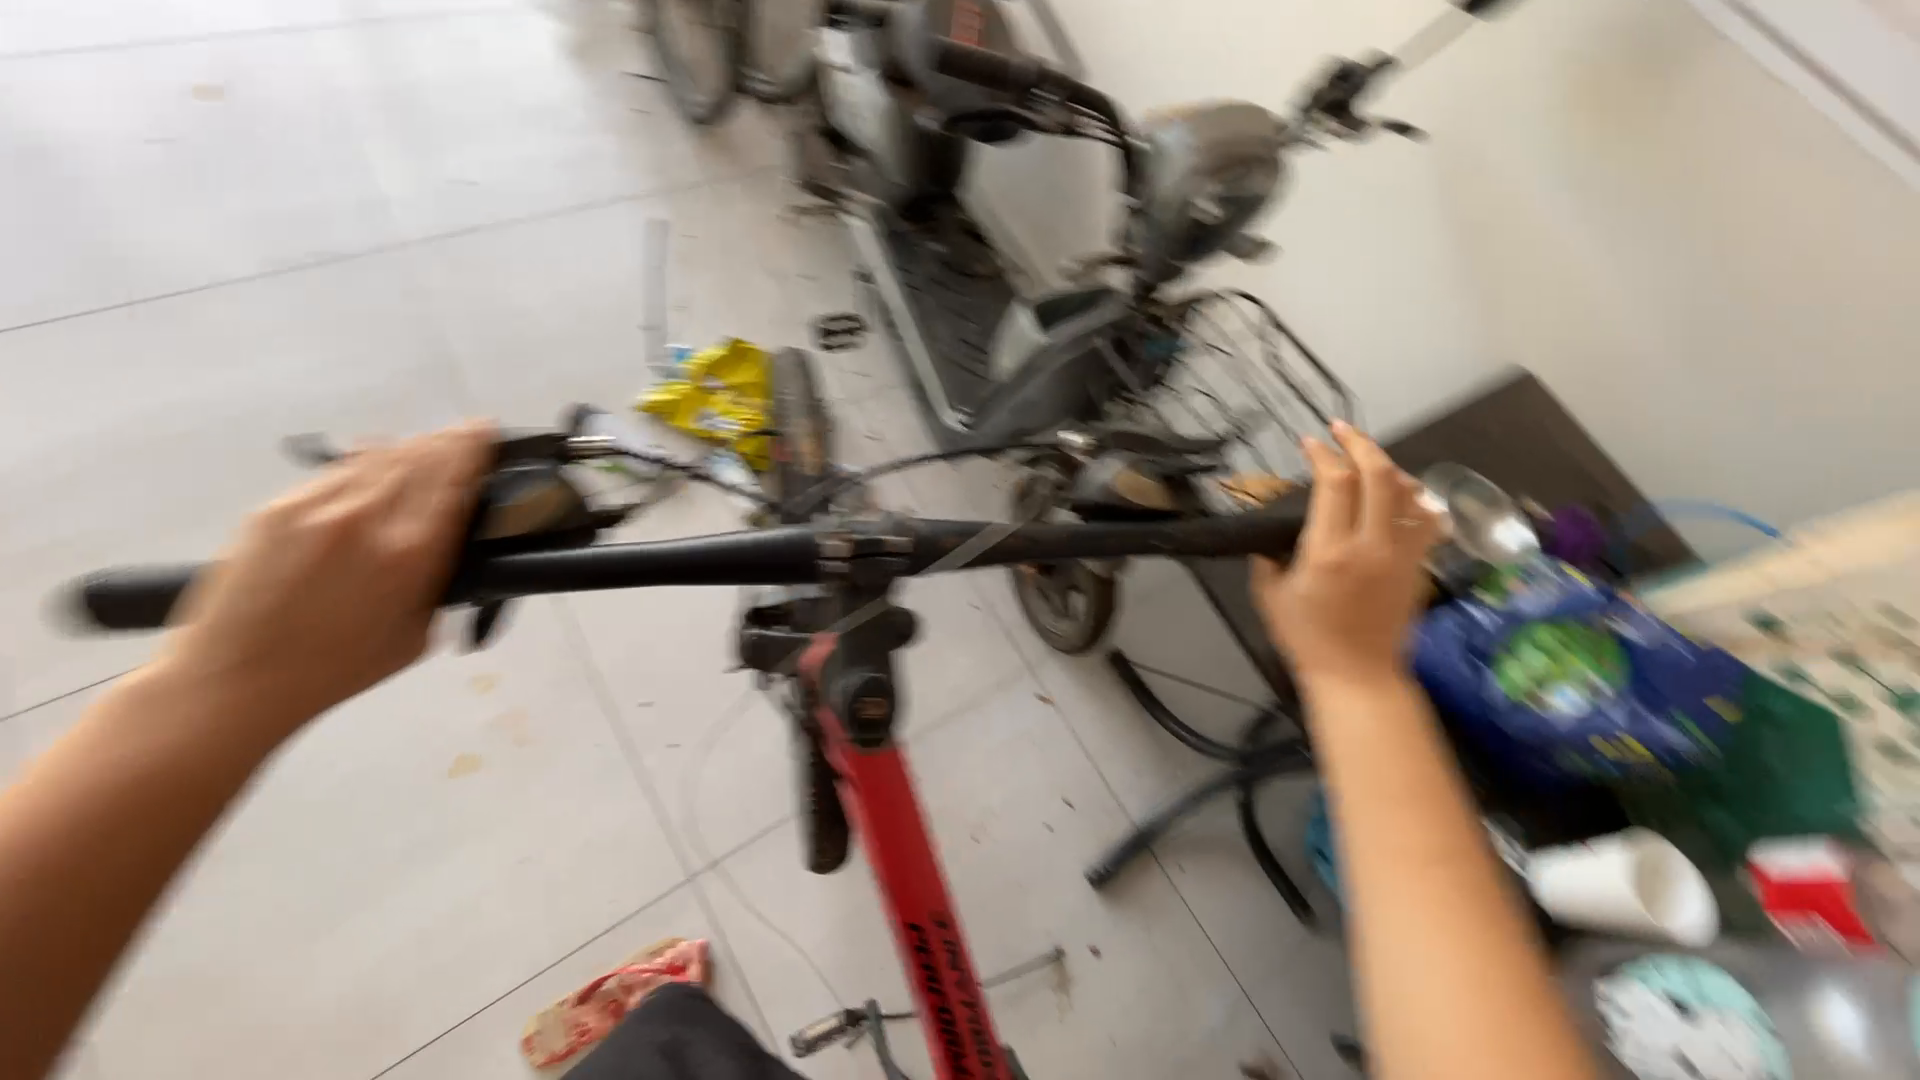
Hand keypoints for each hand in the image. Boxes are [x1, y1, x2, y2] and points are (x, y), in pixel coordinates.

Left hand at [155, 421, 494, 738]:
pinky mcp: (276, 508)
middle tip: (464, 431)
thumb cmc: (341, 668)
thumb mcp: (418, 631)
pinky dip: (363, 461)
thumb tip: (444, 541)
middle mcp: (368, 518)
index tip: (486, 429)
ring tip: (425, 443)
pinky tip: (372, 459)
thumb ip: (436, 579)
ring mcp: (317, 508)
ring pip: (377, 457)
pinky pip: (335, 472)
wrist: (236, 679)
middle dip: (446, 441)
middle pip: (419, 458)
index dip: (472, 449)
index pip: (453, 481)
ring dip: (408, 447)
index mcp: (412, 554)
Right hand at [1253, 421, 1440, 689]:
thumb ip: (1268, 555)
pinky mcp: (1419, 566)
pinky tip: (1403, 495)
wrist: (1357, 675)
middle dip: (1359, 443)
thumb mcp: (1269, 594)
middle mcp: (1371, 545)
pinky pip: (1427, 519)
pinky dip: (1416, 498)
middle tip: (1341, 430)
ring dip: (1388, 467)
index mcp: (1328, 551)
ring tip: (1368, 460)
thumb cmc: (1305, 638)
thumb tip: (1272, 529)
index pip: (1334, 483)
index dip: (1322, 453)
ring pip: (1409, 491)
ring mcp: (1402, 555)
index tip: (1309, 442)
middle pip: (1378, 475)